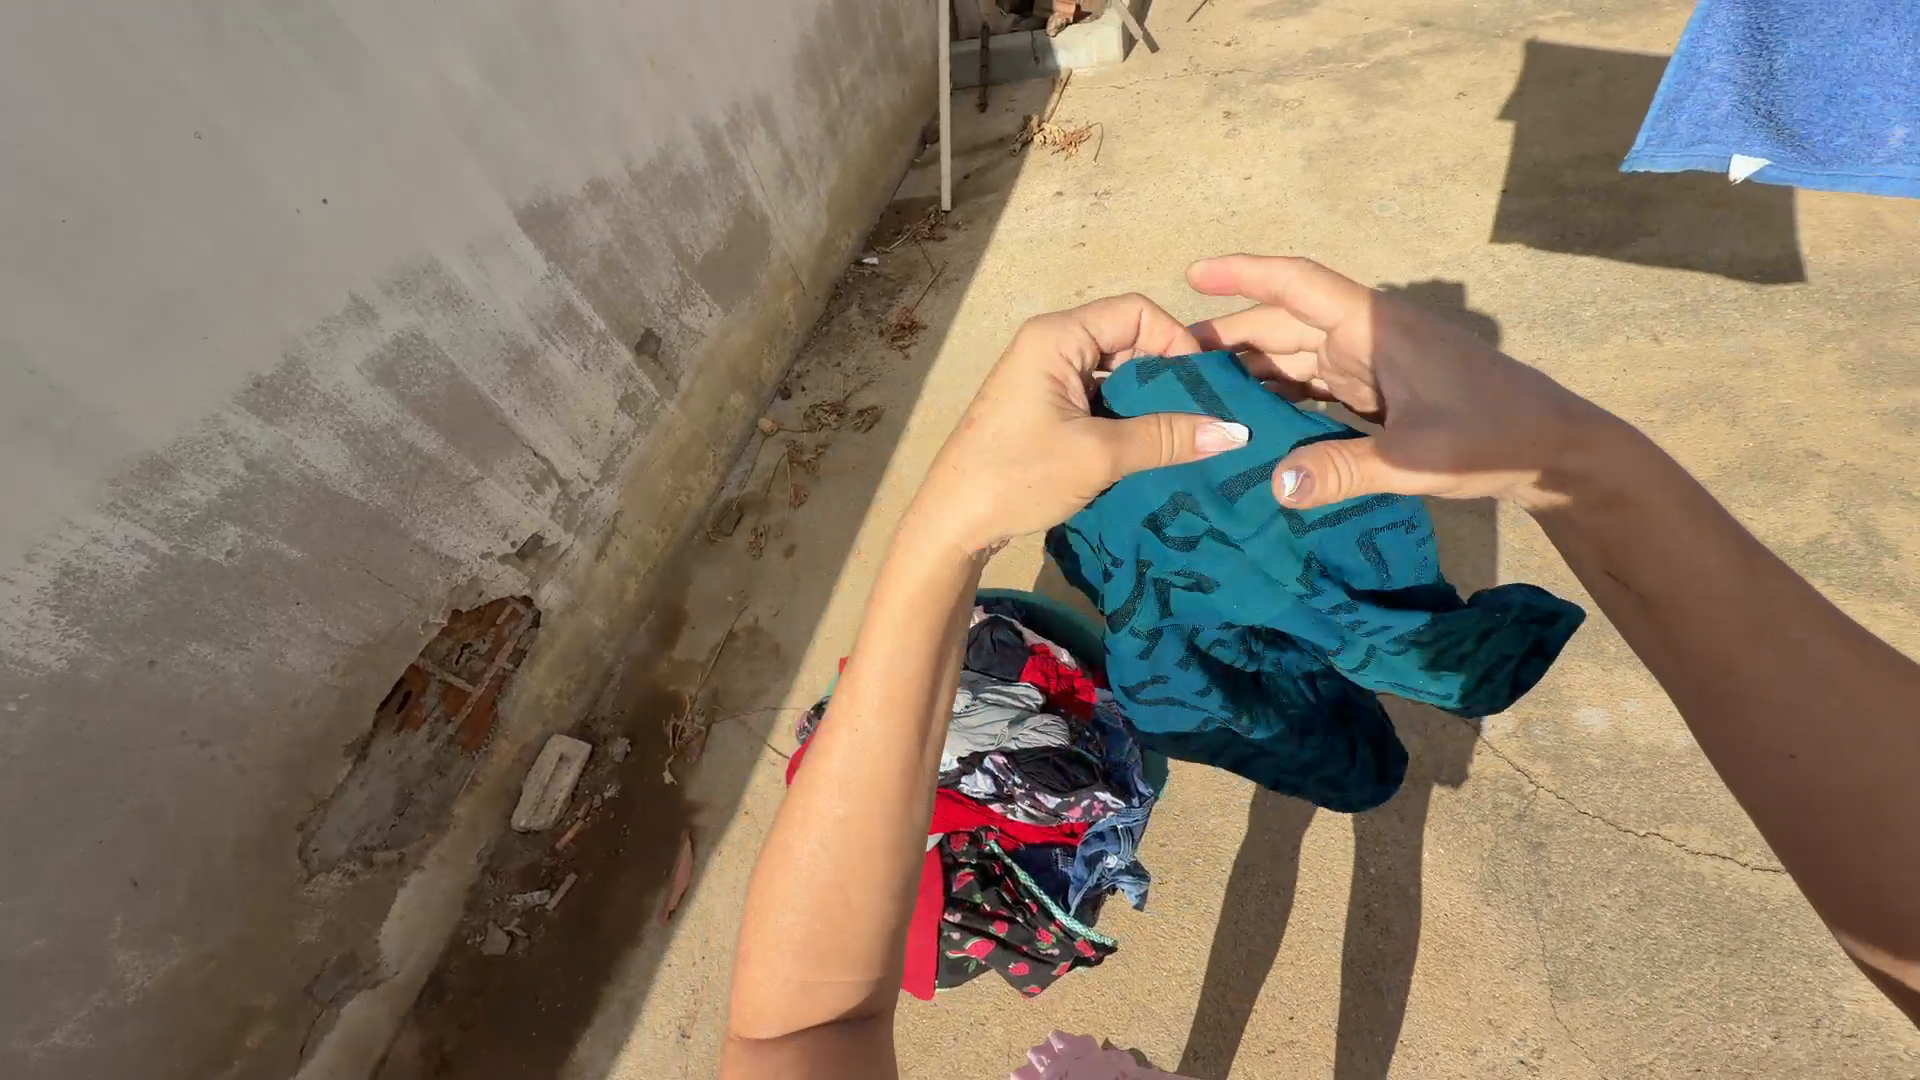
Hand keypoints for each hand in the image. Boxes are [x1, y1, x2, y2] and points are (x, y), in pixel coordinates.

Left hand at [906, 294, 1251, 556]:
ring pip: (1112, 375)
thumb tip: (1234, 431)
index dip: (1176, 342)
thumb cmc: (1018, 476)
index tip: (1201, 388)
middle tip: (1201, 415)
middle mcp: (1047, 346)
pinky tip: (1145, 448)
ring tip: (1180, 436)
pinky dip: (1121, 419)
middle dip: (1166, 376)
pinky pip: (1093, 400)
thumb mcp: (1098, 455)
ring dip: (1145, 403)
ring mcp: (1041, 379)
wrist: (952, 522)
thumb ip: (1166, 438)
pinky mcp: (1039, 410)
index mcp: (1056, 337)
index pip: (1136, 312)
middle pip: (1125, 341)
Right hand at [1186, 255, 1623, 511]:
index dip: (1244, 275)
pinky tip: (1243, 418)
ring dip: (1244, 370)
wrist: (1555, 452)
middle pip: (1280, 325)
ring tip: (1192, 392)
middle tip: (1168, 364)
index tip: (1193, 274)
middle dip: (1225, 337)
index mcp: (1374, 327)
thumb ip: (1345, 469)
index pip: (1298, 285)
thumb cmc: (1496, 436)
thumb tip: (1273, 485)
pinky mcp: (1370, 393)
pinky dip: (1271, 397)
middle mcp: (1364, 336)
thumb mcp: (1418, 458)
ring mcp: (1367, 365)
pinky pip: (1305, 385)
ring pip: (1288, 355)